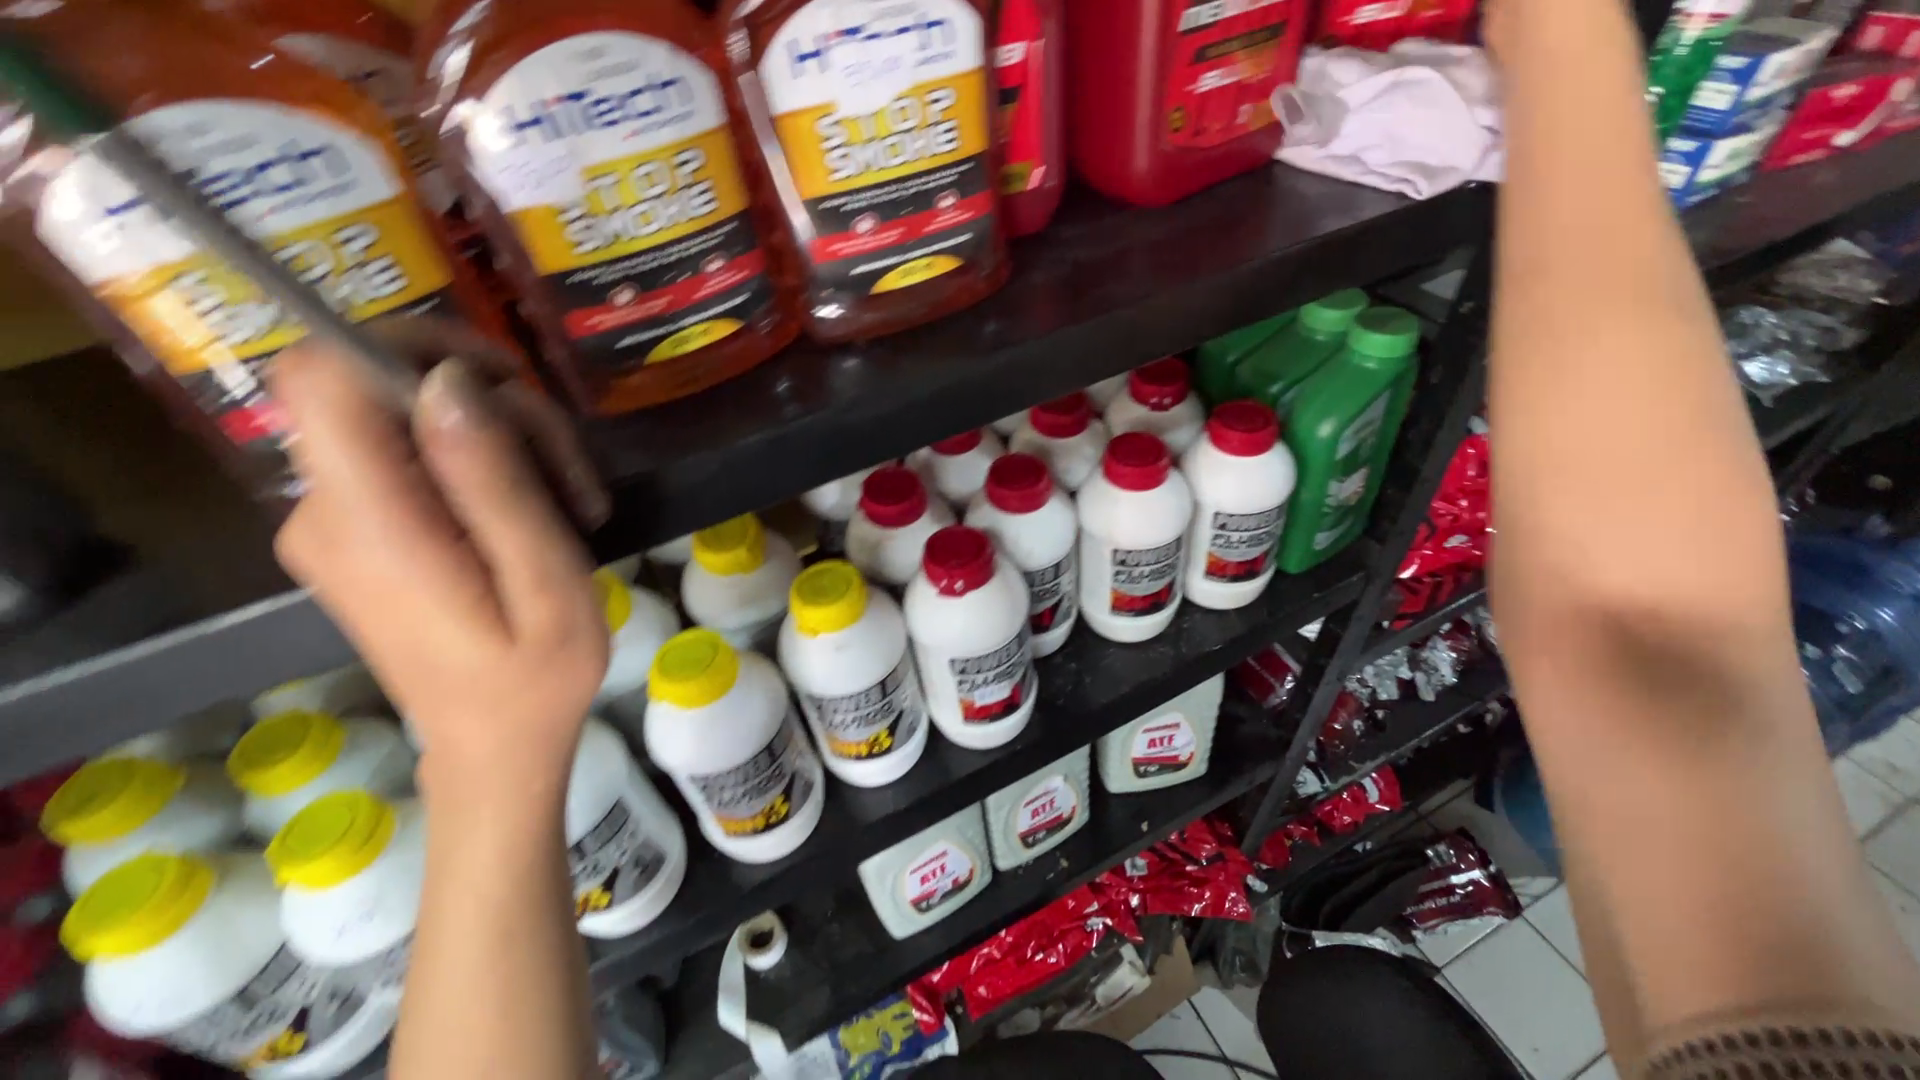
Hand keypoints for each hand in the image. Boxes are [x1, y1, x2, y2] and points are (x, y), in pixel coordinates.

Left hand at [269, 332, 611, 791]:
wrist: (493, 747)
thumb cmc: (535, 679)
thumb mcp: (545, 584)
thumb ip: (492, 483)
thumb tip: (447, 381)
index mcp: (370, 525)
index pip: (322, 375)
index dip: (406, 344)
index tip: (498, 379)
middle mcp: (324, 511)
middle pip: (383, 393)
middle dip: (492, 408)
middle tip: (573, 473)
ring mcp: (332, 521)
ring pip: (406, 420)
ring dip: (500, 440)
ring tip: (569, 503)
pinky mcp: (354, 530)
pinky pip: (407, 456)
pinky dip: (476, 465)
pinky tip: (532, 511)